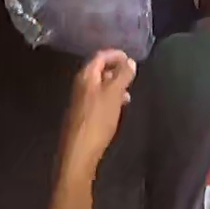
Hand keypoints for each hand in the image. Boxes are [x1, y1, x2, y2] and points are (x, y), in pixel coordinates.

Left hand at [57, 49, 135, 179]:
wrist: (78, 154)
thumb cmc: (97, 120)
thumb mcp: (114, 94)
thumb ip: (123, 75)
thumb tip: (130, 61)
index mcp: (86, 75)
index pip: (101, 56)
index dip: (115, 54)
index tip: (129, 58)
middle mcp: (80, 85)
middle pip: (99, 70)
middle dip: (116, 71)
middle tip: (130, 75)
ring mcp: (79, 101)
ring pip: (99, 86)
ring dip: (114, 86)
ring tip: (128, 94)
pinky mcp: (81, 116)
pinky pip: (97, 100)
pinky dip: (109, 99)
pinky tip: (117, 109)